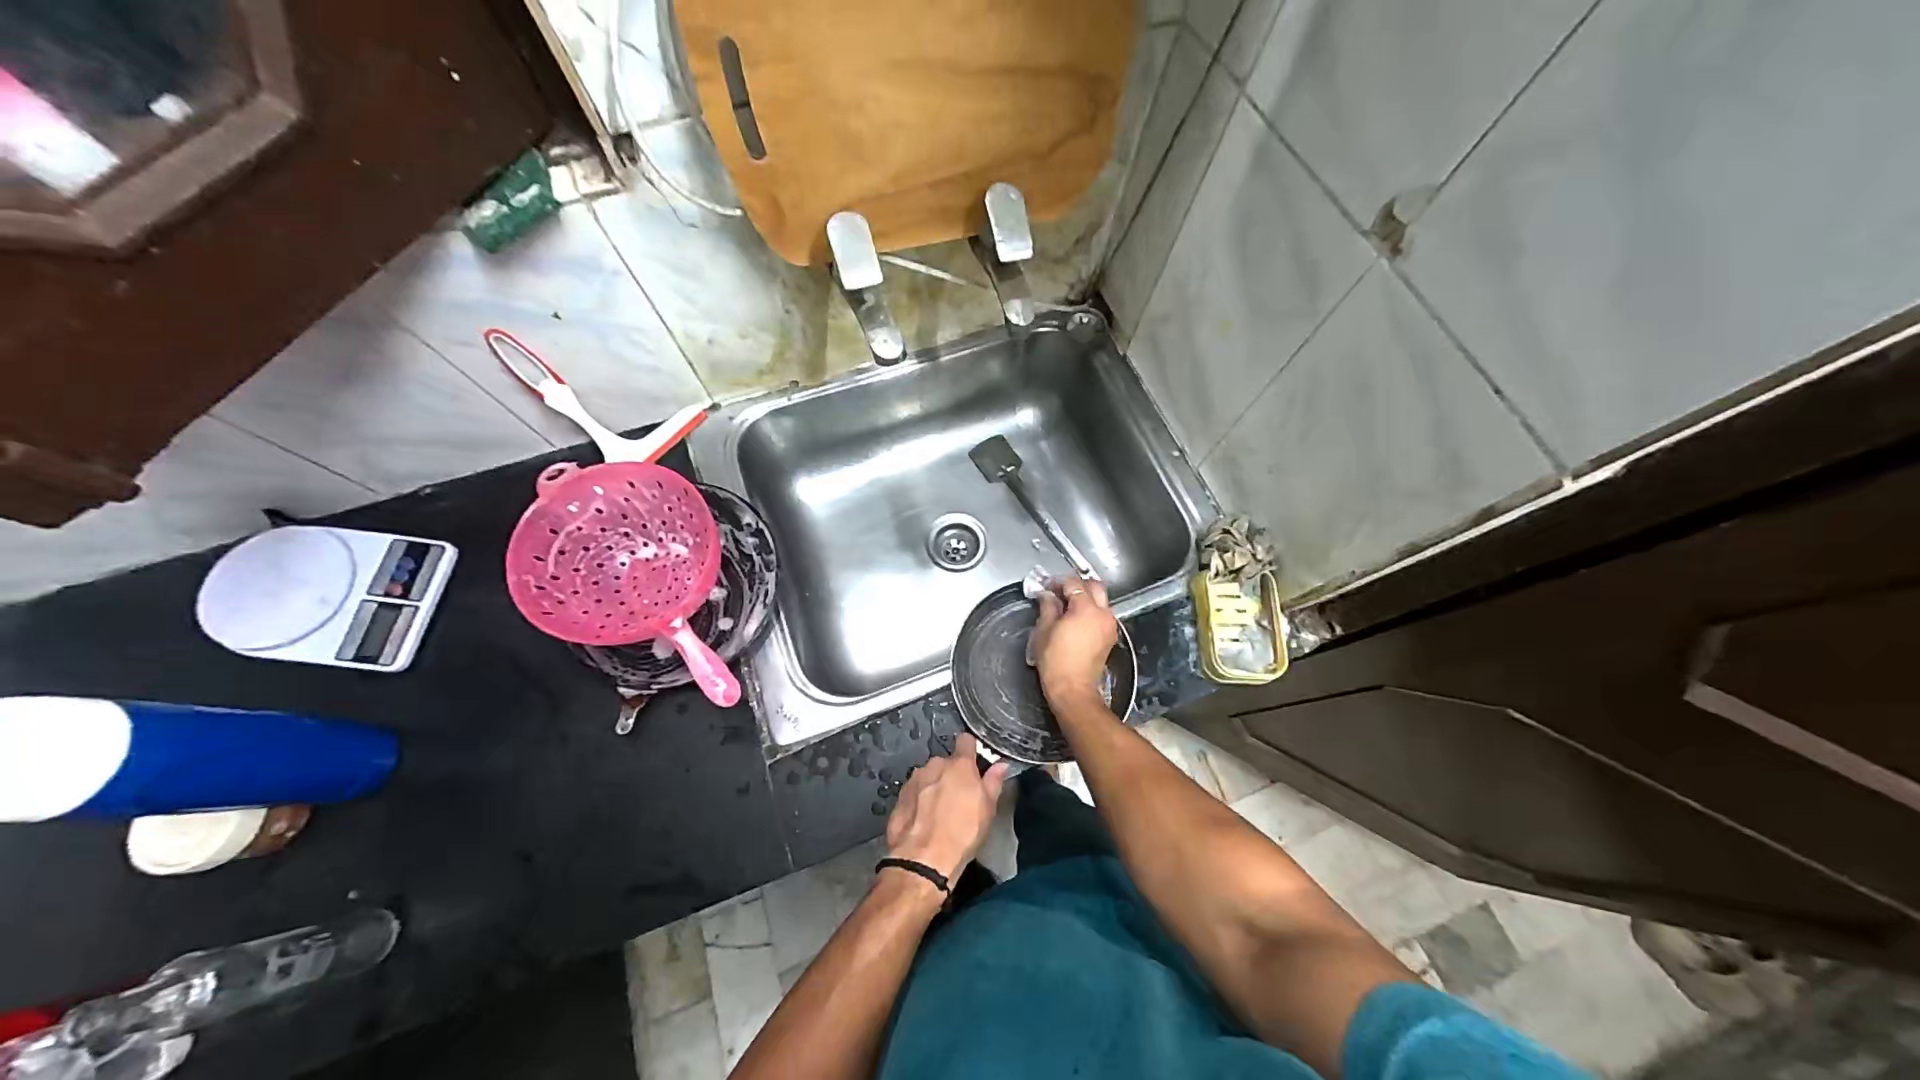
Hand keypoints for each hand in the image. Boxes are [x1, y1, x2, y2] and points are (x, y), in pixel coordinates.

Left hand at [885, 734, 1008, 881]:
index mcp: (959, 765)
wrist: (923, 858)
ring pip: (929, 776)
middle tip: (959, 797)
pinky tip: (923, 819)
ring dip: (934, 786)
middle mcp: (935, 765)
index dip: (970, 749)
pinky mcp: (900, 795)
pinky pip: (914, 791)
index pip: (965, 741)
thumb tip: (1000, 765)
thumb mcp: (987, 810)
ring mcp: (914, 779)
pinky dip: (919, 800)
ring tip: (939, 812)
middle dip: (951, 775)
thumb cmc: (963, 833)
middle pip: (946, 762)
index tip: (974, 761)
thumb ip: (993, 782)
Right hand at [1031, 574, 1117, 707]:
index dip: (1058, 582)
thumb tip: (1047, 596)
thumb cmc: (1056, 662)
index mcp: (1086, 610)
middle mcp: (1103, 614)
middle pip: (1094, 586)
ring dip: (1085, 597)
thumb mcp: (1044, 630)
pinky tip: (1075, 619)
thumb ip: (1048, 607)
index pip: (1074, 584)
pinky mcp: (1110, 637)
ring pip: (1101, 600)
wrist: (1073, 689)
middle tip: (1059, 590)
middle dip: (1077, 585)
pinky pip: (1102, 614)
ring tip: (1066, 605)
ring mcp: (1109, 626)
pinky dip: (1091, 611)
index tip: (1047, 586)